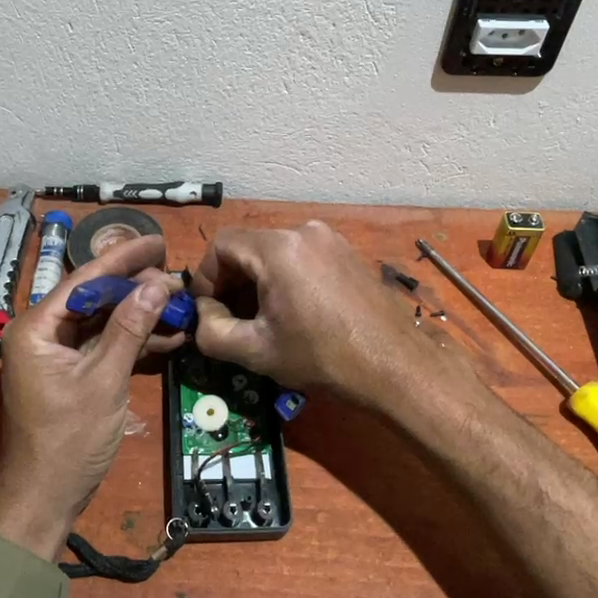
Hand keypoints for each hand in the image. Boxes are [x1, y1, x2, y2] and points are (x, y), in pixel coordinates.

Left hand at [0, 235, 184, 559]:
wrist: (43, 501)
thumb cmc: (68, 441)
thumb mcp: (103, 381)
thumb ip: (129, 329)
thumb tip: (158, 285)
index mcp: (36, 328)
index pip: (84, 279)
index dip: (123, 259)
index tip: (157, 242)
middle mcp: (42, 334)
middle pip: (93, 297)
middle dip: (135, 287)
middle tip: (175, 274)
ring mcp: (56, 356)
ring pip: (102, 322)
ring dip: (139, 315)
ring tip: (179, 304)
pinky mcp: (70, 376)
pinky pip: (103, 347)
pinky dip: (132, 342)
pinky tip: (167, 335)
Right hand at [191, 222, 456, 409]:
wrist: (395, 366)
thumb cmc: (322, 357)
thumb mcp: (255, 351)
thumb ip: (211, 331)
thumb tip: (202, 314)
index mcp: (278, 248)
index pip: (221, 245)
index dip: (204, 278)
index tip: (205, 312)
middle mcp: (304, 231)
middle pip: (249, 247)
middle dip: (231, 283)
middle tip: (230, 321)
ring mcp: (330, 240)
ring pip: (275, 254)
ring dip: (258, 283)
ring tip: (261, 322)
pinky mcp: (347, 253)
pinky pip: (301, 258)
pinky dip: (285, 280)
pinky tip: (293, 315)